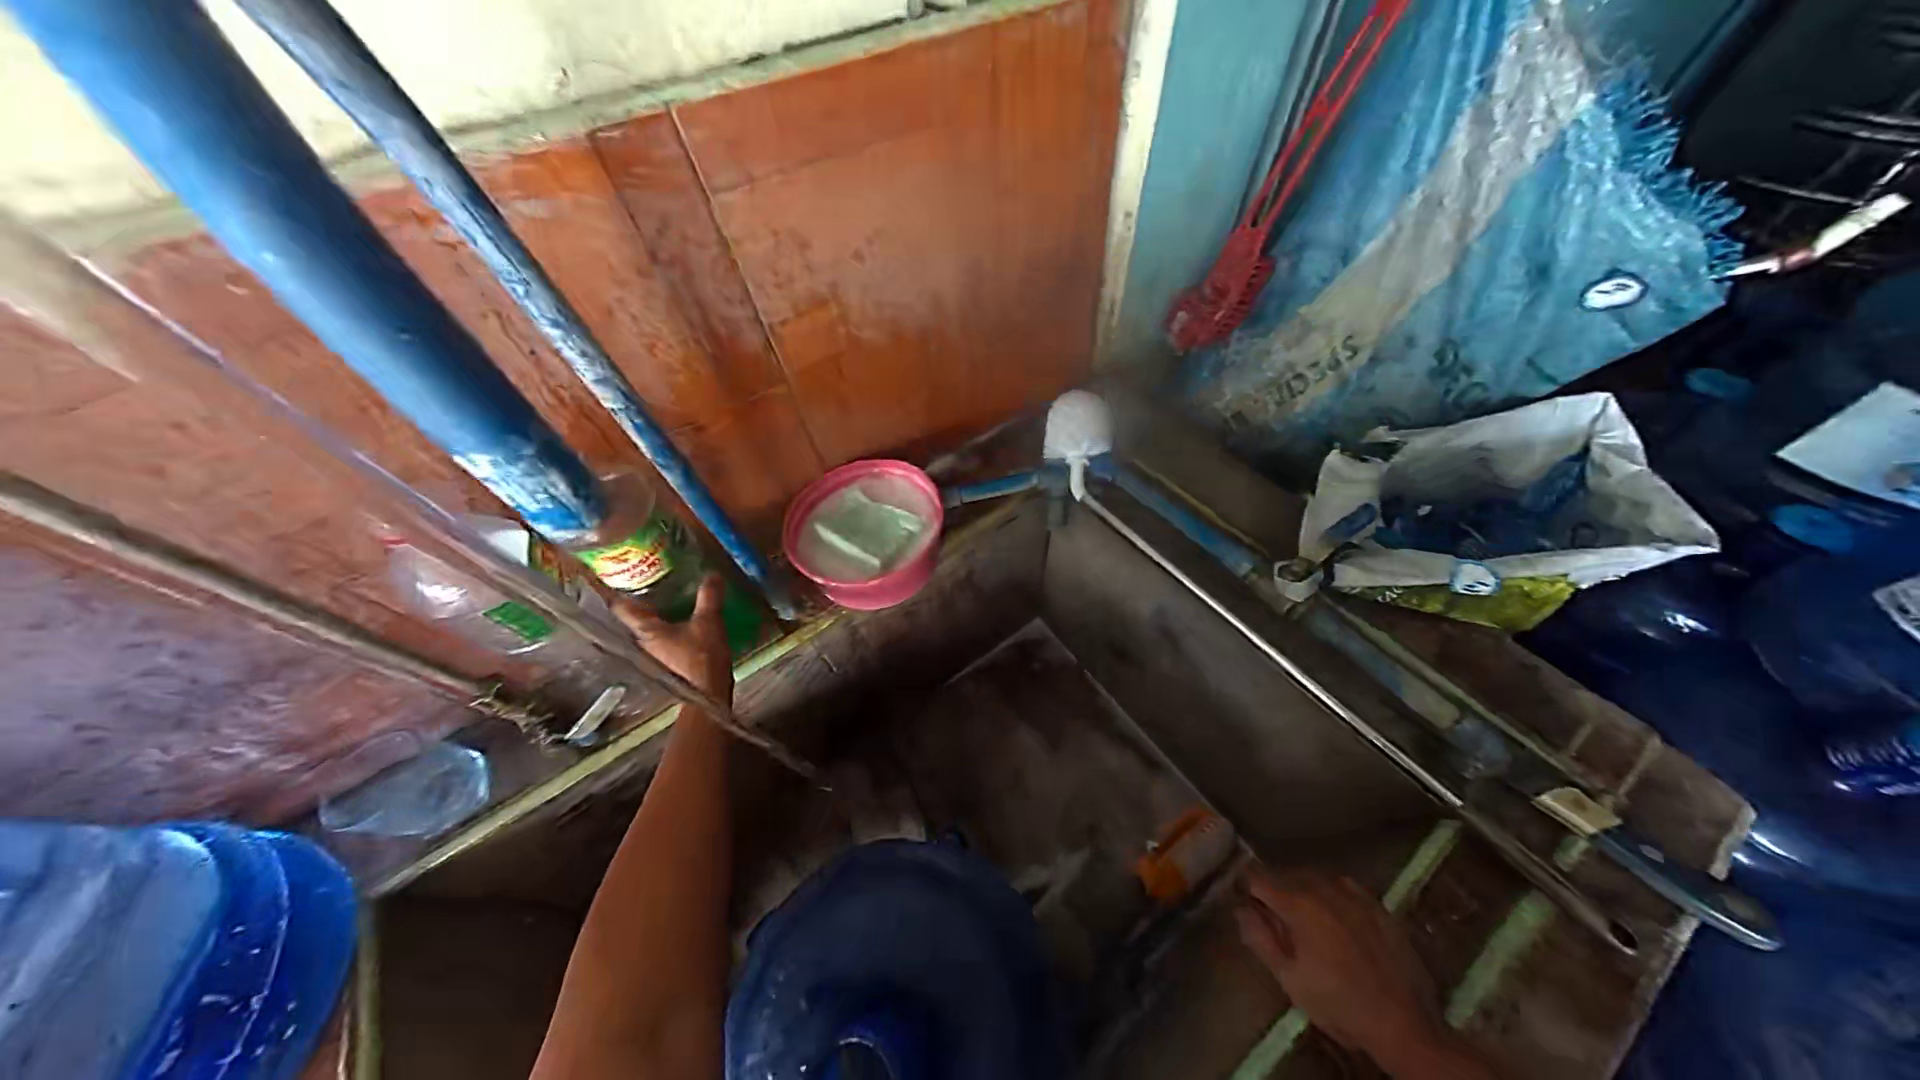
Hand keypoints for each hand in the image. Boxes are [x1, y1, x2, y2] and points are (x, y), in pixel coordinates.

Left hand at [614, 574, 733, 704]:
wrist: (707, 698)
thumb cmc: (701, 659)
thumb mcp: (709, 623)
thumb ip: (709, 597)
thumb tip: (712, 574)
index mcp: (644, 631)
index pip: (619, 606)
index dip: (613, 589)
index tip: (610, 575)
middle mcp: (639, 644)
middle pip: (630, 619)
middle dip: (636, 602)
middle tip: (645, 582)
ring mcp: (650, 658)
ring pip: (644, 631)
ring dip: (652, 618)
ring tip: (664, 601)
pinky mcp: (662, 667)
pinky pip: (658, 642)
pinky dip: (664, 631)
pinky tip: (677, 625)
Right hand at [1236, 868, 1445, 1060]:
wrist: (1406, 1027)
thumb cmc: (1340, 1005)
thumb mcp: (1290, 979)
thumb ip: (1260, 939)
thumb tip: (1240, 909)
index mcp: (1297, 905)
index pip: (1257, 877)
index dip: (1246, 886)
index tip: (1243, 899)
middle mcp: (1323, 889)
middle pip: (1286, 874)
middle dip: (1274, 888)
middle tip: (1271, 913)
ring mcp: (1355, 896)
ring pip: (1316, 878)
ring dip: (1302, 889)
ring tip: (1303, 914)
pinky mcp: (1379, 907)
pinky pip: (1346, 887)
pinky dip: (1333, 893)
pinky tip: (1336, 914)